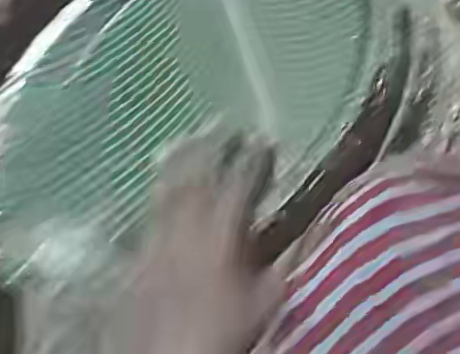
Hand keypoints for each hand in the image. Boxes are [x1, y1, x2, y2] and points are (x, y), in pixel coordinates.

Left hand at [122, 130, 284, 353]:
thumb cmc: (227, 335)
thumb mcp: (270, 298)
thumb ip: (295, 253)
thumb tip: (325, 217)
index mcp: (225, 232)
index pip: (243, 180)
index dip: (256, 156)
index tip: (267, 139)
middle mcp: (189, 228)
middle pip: (200, 174)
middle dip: (213, 146)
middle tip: (225, 126)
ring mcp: (157, 244)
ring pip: (168, 190)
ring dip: (180, 162)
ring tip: (188, 139)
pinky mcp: (134, 263)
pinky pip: (145, 218)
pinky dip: (155, 199)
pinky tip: (157, 189)